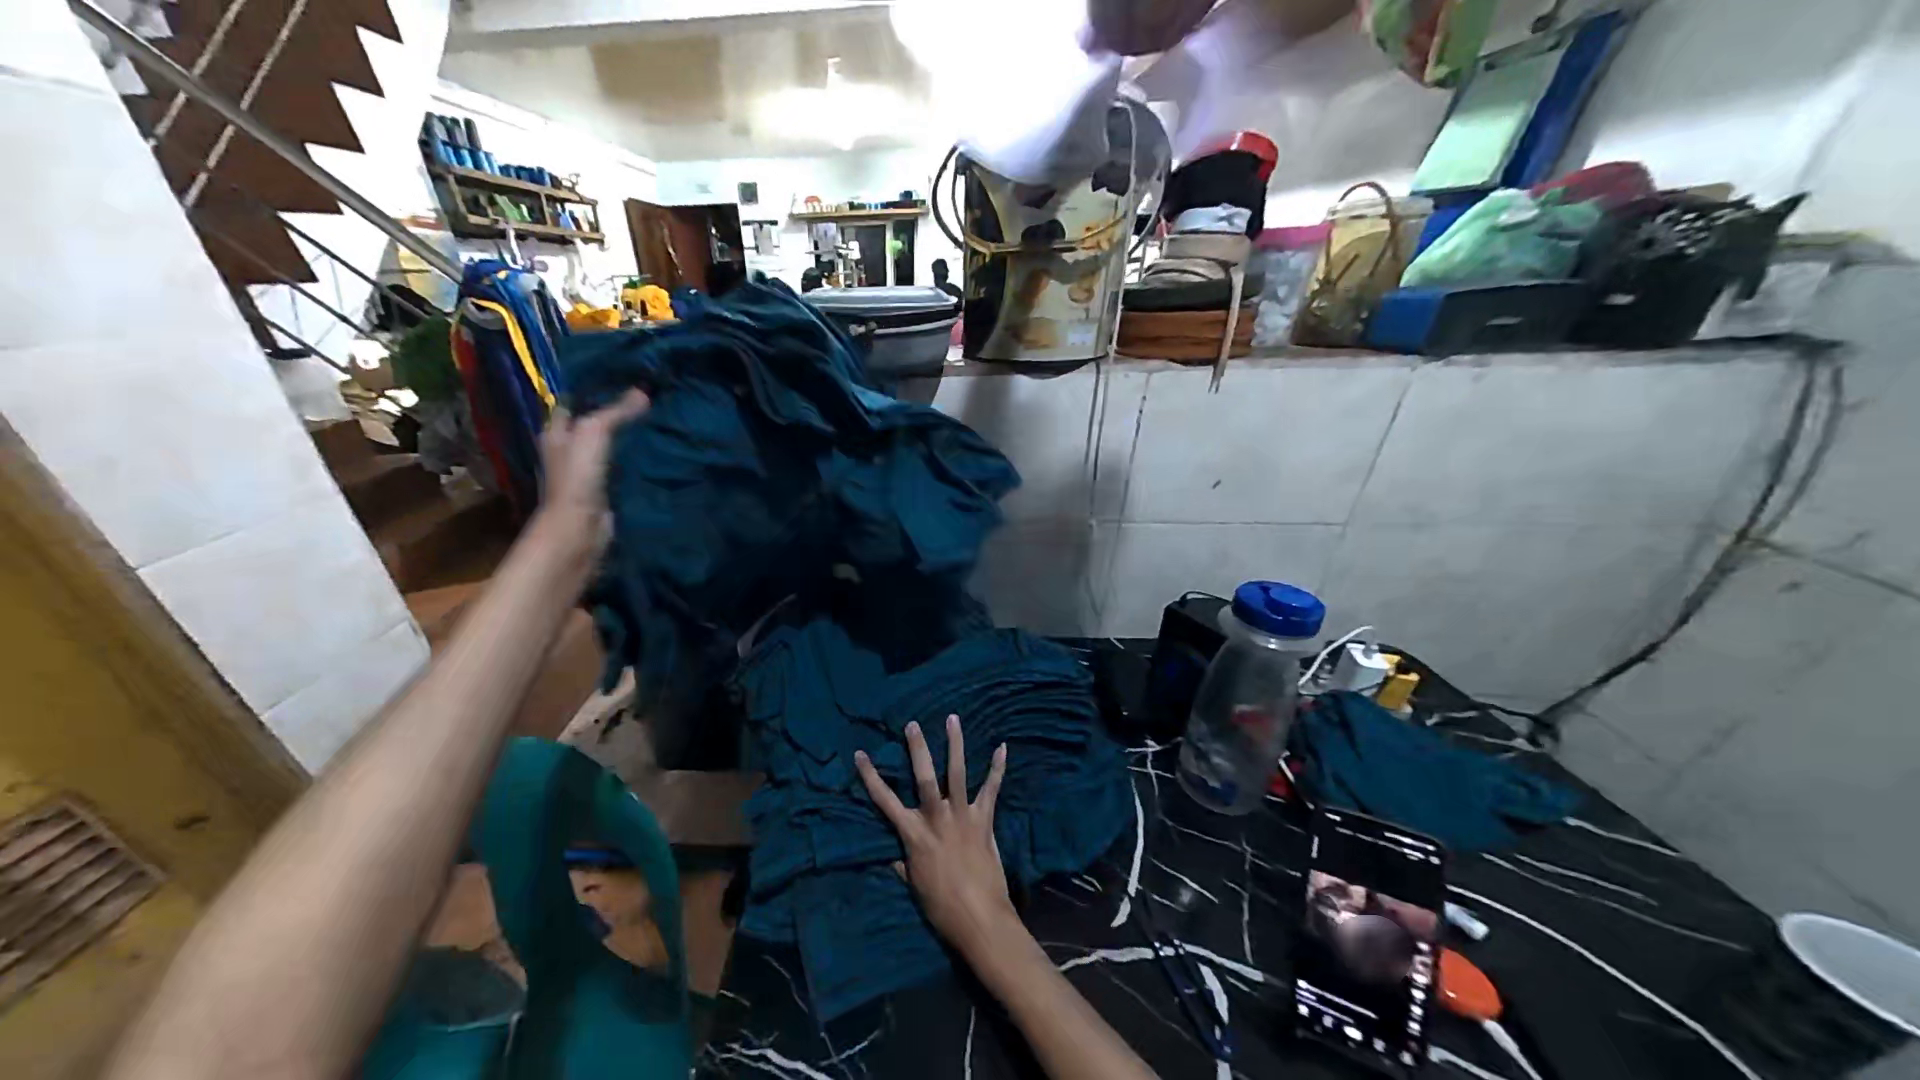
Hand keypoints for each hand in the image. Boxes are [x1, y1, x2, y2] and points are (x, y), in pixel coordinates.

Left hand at [534, 389, 649, 548]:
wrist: (580, 527)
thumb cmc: (578, 476)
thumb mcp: (595, 433)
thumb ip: (616, 412)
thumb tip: (643, 392)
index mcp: (556, 431)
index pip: (572, 402)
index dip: (593, 389)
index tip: (623, 378)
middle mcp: (568, 449)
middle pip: (593, 423)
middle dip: (615, 412)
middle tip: (647, 397)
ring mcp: (586, 470)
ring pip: (609, 444)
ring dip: (627, 435)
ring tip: (656, 419)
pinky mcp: (604, 489)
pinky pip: (622, 466)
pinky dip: (635, 458)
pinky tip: (655, 451)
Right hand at [855, 716, 1013, 955]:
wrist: (979, 918)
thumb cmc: (941, 907)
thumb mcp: (915, 886)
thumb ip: (905, 865)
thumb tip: (893, 857)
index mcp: (913, 835)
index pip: (885, 800)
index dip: (871, 777)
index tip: (860, 754)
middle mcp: (936, 818)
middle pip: (923, 777)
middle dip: (917, 748)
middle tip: (912, 724)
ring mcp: (962, 816)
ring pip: (957, 773)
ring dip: (955, 744)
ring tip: (952, 719)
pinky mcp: (985, 820)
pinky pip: (992, 789)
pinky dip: (997, 768)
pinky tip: (1002, 747)